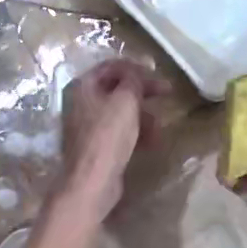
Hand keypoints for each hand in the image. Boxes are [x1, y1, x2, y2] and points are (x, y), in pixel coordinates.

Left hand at [57, 59, 169, 215]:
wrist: (92, 181)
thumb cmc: (108, 136)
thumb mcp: (126, 101)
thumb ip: (134, 81)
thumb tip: (136, 75)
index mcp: (82, 86)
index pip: (111, 66)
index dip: (136, 68)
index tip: (158, 75)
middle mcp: (80, 103)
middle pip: (116, 89)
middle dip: (142, 93)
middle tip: (166, 95)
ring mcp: (86, 126)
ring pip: (119, 112)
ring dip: (142, 115)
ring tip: (159, 126)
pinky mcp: (95, 147)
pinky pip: (117, 132)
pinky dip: (134, 132)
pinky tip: (151, 142)